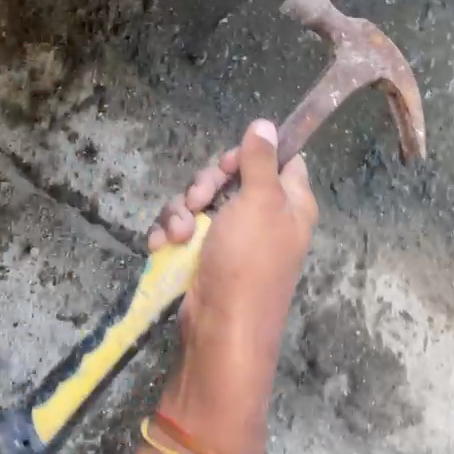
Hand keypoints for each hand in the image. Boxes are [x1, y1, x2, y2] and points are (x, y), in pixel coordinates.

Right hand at [149, 119, 317, 453]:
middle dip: (205, 184)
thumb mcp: (260, 202)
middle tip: (200, 199)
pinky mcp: (202, 255)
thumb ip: (260, 160)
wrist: (220, 329)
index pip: (281, 160)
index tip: (234, 161)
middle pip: (230, 176)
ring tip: (179, 235)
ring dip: (181, 212)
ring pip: (199, 200)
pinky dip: (169, 234)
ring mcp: (230, 237)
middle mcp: (263, 216)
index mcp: (290, 202)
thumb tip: (265, 124)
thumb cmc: (249, 262)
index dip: (254, 154)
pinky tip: (163, 246)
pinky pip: (181, 228)